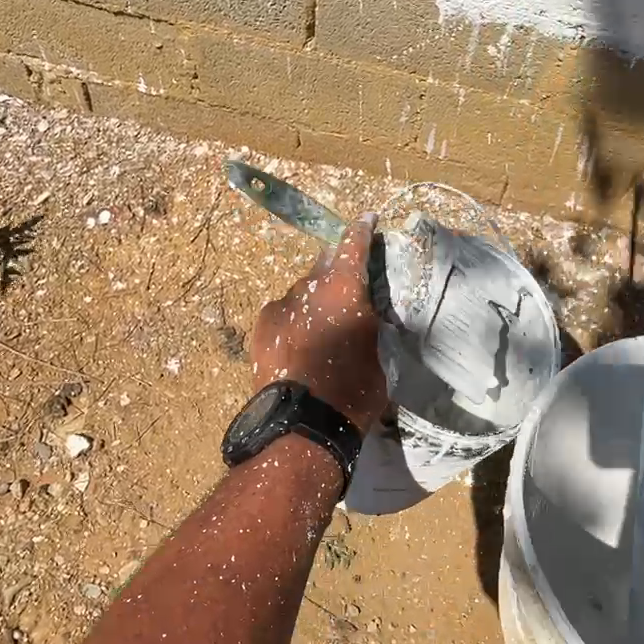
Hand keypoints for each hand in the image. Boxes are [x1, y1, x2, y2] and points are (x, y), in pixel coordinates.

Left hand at [251, 213, 387, 432]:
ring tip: (324, 323)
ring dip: (315, 299)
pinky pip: (284, 311)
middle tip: (350, 285)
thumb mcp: (382, 350)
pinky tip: (302, 339)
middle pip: (325, 265)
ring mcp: (281, 305)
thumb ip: (377, 319)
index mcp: (343, 286)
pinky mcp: (261, 327)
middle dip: (338, 269)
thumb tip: (377, 309)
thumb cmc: (354, 387)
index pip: (354, 244)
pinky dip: (296, 317)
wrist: (303, 426)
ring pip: (303, 291)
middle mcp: (309, 286)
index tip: (368, 218)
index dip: (363, 230)